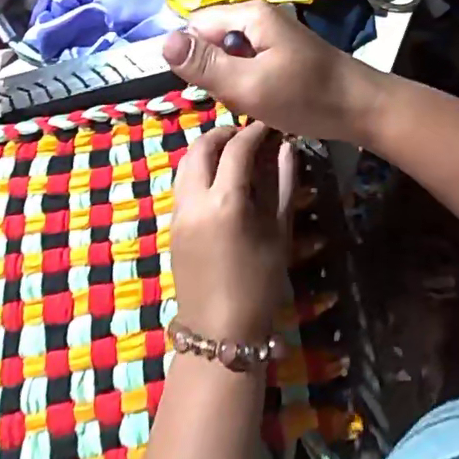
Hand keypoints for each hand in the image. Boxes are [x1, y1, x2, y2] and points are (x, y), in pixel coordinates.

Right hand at [161, 2, 383, 143]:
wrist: (363, 109)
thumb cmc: (306, 97)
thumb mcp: (248, 85)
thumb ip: (204, 64)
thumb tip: (162, 41)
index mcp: (249, 14)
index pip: (195, 26)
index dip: (193, 59)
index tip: (209, 88)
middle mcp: (259, 16)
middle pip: (211, 39)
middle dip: (214, 71)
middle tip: (236, 98)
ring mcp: (272, 33)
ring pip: (228, 55)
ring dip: (231, 81)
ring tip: (251, 101)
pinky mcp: (281, 51)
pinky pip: (247, 63)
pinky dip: (247, 83)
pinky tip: (262, 101)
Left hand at [171, 123, 295, 343]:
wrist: (220, 333)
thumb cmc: (260, 284)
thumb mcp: (279, 233)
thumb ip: (283, 185)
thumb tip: (287, 148)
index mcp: (225, 201)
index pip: (237, 148)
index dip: (255, 132)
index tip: (270, 125)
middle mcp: (194, 199)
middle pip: (202, 146)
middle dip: (225, 134)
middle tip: (249, 135)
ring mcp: (178, 211)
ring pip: (186, 162)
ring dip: (207, 149)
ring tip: (232, 154)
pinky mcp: (170, 224)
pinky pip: (181, 183)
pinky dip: (198, 169)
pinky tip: (219, 179)